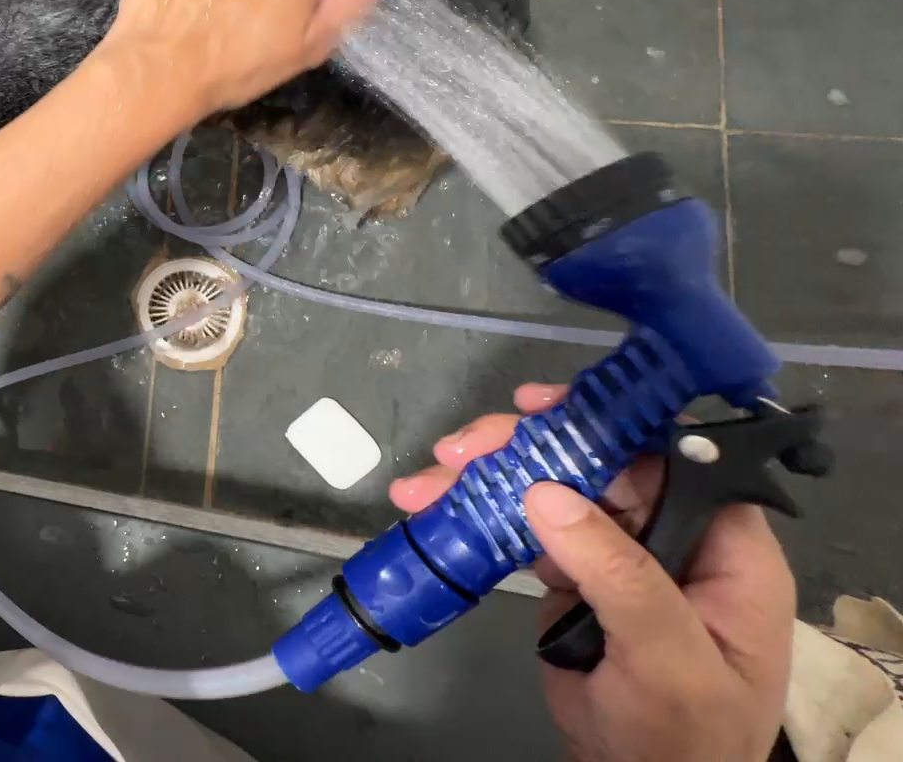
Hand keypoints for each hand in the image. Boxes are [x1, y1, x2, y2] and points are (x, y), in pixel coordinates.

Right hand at [390, 384, 795, 761]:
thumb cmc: (682, 731)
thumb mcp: (666, 659)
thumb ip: (619, 576)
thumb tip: (545, 492)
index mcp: (719, 549)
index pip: (669, 458)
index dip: (605, 423)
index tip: (536, 407)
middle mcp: (664, 534)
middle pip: (586, 461)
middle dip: (513, 448)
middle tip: (454, 451)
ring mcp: (608, 548)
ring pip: (538, 484)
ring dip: (473, 478)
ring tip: (420, 486)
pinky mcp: (562, 566)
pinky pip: (512, 520)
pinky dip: (466, 510)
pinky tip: (426, 507)